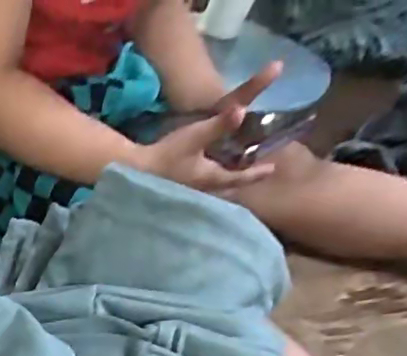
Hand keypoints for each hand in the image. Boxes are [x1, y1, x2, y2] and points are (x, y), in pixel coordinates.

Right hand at [135, 61, 284, 195]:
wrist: (134, 172)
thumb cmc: (166, 155)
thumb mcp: (195, 135)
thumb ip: (219, 123)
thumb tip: (243, 110)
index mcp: (210, 177)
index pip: (239, 177)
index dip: (256, 173)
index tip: (272, 169)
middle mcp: (203, 190)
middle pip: (228, 188)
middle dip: (241, 182)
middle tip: (254, 174)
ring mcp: (190, 194)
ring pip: (215, 192)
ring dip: (226, 186)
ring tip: (234, 179)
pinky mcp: (179, 193)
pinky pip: (202, 192)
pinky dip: (211, 187)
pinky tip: (209, 183)